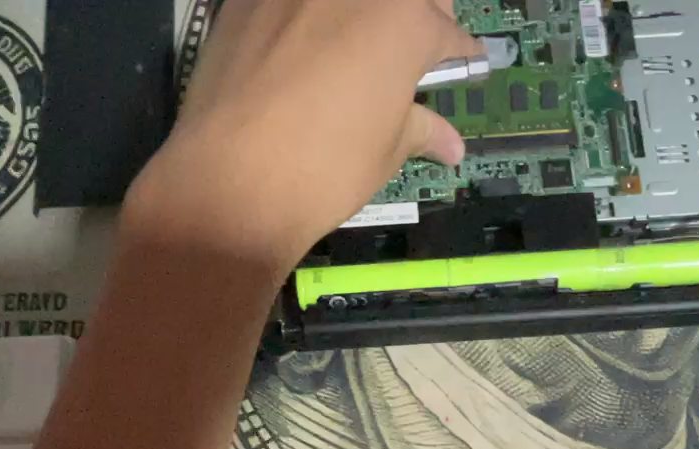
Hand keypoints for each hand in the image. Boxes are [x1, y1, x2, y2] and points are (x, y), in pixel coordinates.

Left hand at [124, 0, 476, 271]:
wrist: (235, 180)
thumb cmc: (327, 171)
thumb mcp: (384, 154)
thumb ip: (418, 129)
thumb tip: (451, 144)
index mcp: (406, 22)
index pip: (448, 32)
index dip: (459, 54)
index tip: (463, 63)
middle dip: (420, 13)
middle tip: (415, 43)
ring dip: (360, 14)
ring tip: (358, 43)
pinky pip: (292, 0)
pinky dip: (307, 15)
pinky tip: (302, 44)